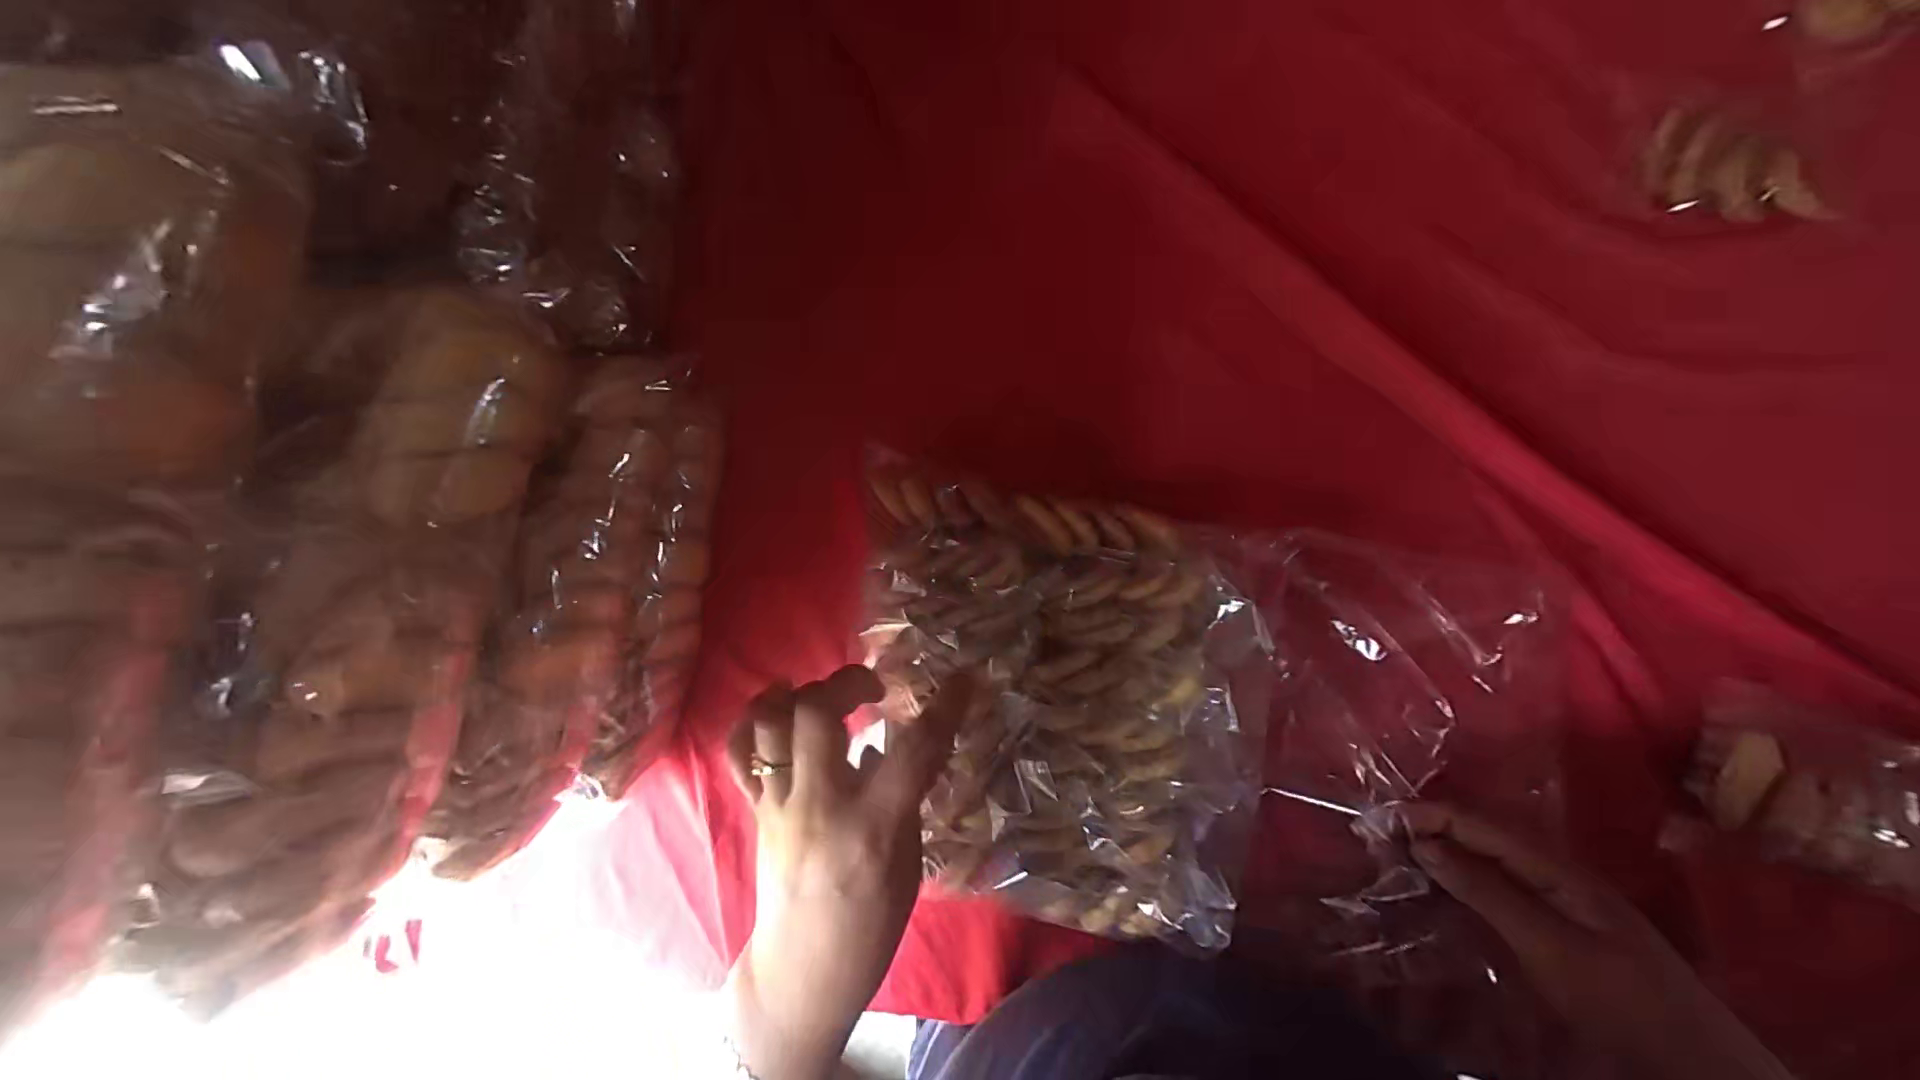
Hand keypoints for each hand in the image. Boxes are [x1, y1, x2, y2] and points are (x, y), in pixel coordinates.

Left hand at [723, 666, 973, 1079]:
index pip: (913, 750)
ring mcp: (779, 806)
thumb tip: (889, 744)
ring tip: (827, 693)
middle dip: (848, 681)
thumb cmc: (871, 924)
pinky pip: (740, 752)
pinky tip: (778, 701)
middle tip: (873, 687)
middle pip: (818, 714)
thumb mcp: (907, 861)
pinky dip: (755, 717)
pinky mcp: (755, 812)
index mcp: (872, 827)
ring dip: (802, 693)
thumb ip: (901, 798)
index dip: (945, 707)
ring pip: (772, 723)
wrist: (802, 973)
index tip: (963, 679)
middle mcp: (819, 806)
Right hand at [1402, 802, 1794, 1079]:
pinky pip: (1493, 891)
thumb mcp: (1550, 947)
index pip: (1476, 823)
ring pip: (1483, 862)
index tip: (1374, 821)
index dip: (1423, 815)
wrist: (1699, 1069)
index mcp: (1557, 869)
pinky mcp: (1554, 931)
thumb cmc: (1624, 1002)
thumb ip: (1486, 890)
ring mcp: (1557, 903)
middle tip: (1372, 836)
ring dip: (1436, 853)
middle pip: (1477, 836)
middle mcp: (1554, 876)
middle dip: (1423, 828)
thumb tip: (1422, 842)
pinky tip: (1433, 890)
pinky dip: (1455, 882)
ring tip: (1391, 856)